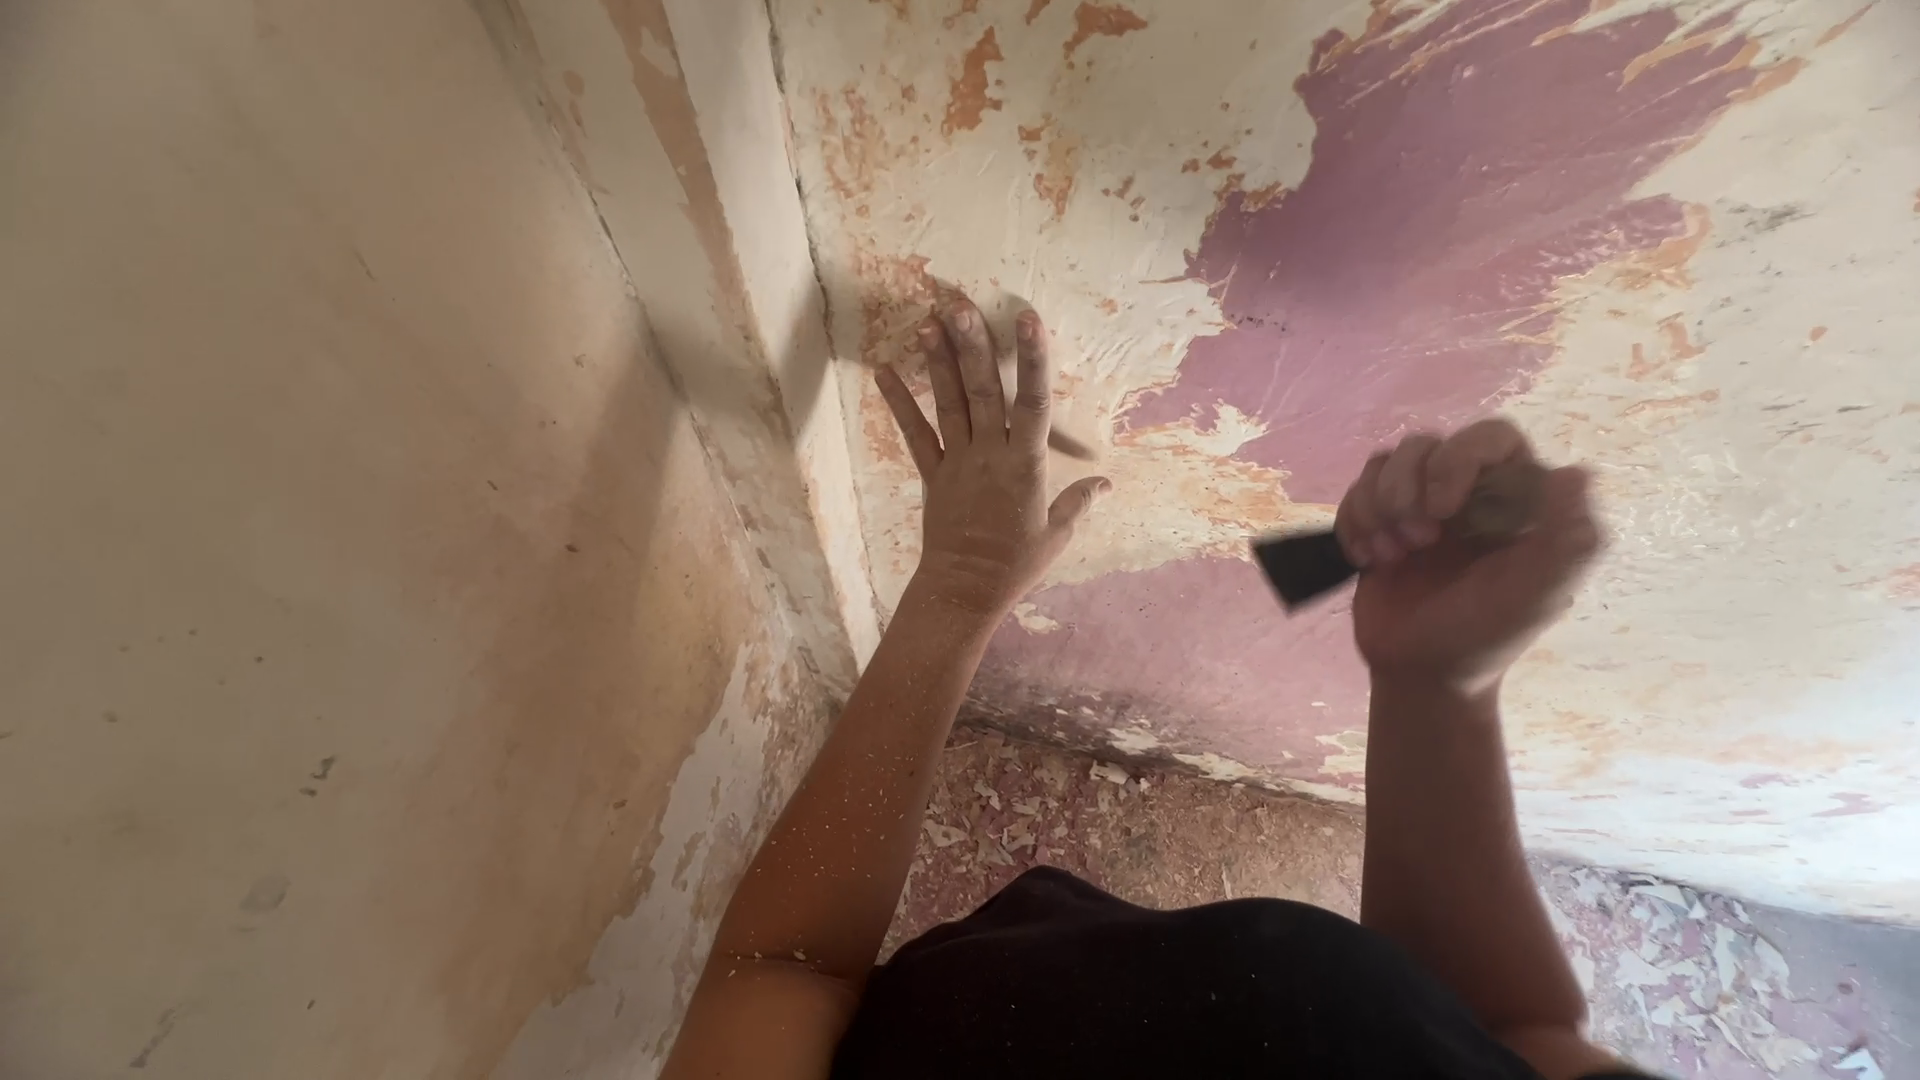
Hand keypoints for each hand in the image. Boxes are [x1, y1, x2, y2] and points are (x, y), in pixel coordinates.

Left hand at [875, 294, 1110, 616]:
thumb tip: (1107, 482)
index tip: (1030, 319)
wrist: (964, 590)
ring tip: (929, 322)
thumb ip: (1080, 502)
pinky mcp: (932, 475)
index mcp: (1025, 464)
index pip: (1035, 403)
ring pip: (949, 404)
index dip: (1034, 359)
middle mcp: (990, 454)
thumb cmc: (1016, 565)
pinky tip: (884, 371)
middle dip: (975, 346)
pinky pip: (914, 434)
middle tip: (961, 304)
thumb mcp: (1057, 535)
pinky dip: (899, 403)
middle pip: (984, 392)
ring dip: (940, 363)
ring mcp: (957, 462)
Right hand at [1335, 419, 1601, 693]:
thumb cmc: (1484, 635)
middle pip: (1424, 445)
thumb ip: (1569, 540)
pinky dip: (1352, 523)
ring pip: (1384, 463)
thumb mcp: (1538, 596)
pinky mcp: (1377, 521)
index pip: (1489, 437)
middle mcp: (1466, 492)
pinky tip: (1368, 559)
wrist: (1419, 671)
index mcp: (1514, 498)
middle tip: (1416, 542)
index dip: (1457, 461)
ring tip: (1390, 554)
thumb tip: (1575, 473)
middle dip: (1405, 490)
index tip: (1444, 512)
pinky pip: (1354, 492)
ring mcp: (1418, 504)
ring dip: (1376, 508)